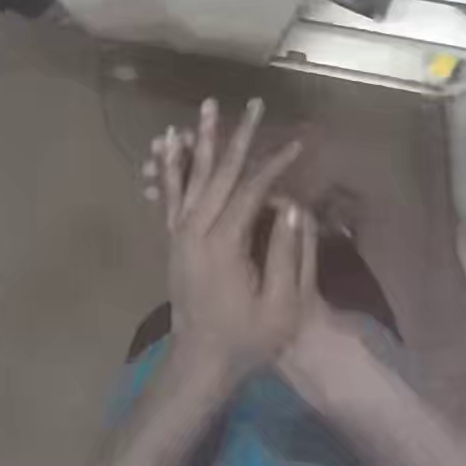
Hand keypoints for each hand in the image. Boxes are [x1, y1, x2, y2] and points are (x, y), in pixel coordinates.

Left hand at [154, 98, 310, 385]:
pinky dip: (170, 163)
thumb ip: (287, 255)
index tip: (297, 144)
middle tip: (254, 103)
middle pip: (219, 171)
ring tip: (208, 106)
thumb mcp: (279, 308)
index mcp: (223, 245)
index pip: (250, 190)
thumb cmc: (246, 339)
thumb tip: (291, 204)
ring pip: (191, 173)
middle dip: (240, 135)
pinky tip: (169, 141)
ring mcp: (179, 231)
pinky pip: (170, 191)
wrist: (199, 362)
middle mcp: (195, 229)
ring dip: (201, 137)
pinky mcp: (172, 235)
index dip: (275, 164)